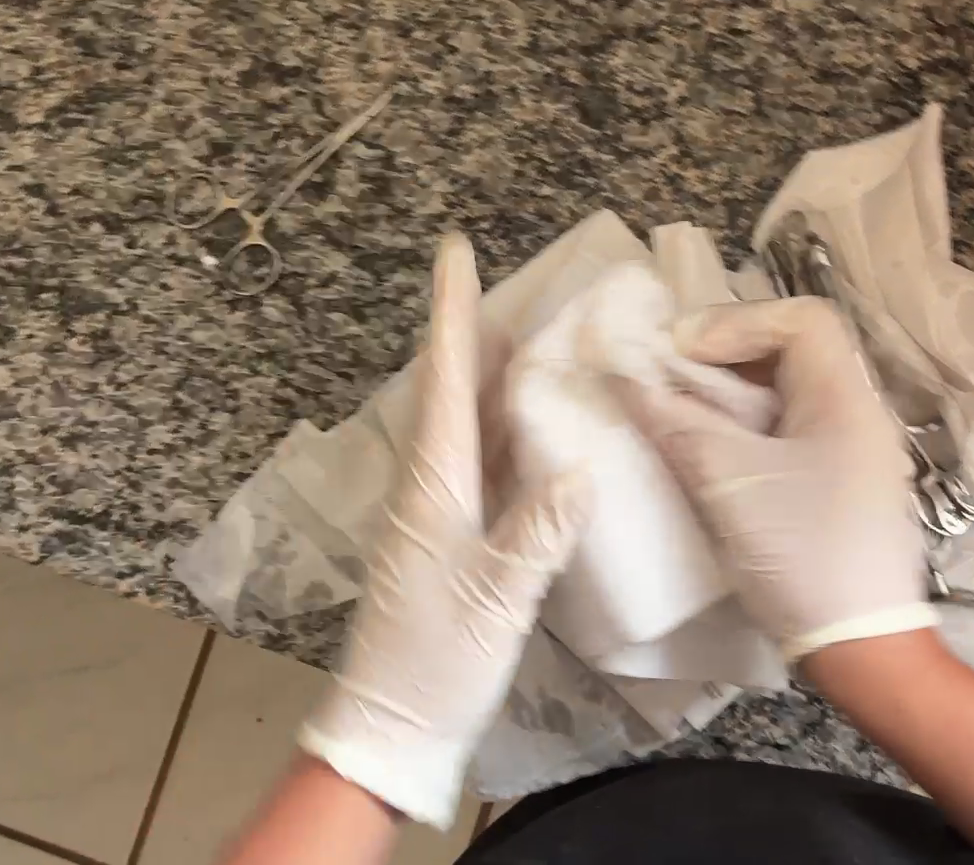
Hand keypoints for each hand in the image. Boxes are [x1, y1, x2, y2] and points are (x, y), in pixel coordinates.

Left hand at [298, 234, 587, 828]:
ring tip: (523, 336)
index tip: (454, 253)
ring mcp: (435, 505)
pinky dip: (499, 428)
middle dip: (472, 332)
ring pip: (463, 420)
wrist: (394, 720)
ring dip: (488, 375)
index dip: (452, 312)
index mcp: (432, 481)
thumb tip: (579, 469)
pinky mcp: (447, 531)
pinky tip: (525, 421)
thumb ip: (536, 533)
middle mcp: (427, 479)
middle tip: (508, 288)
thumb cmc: (437, 658)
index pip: (445, 377)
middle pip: (450, 387)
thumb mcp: (494, 599)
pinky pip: (476, 459)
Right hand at [618, 296, 937, 660]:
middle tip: (671, 376)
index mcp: (845, 399)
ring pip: (783, 386)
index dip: (736, 323)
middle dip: (723, 353)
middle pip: (789, 347)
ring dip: (727, 388)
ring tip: (681, 407)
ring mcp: (848, 446)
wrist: (862, 650)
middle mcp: (855, 411)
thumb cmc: (801, 554)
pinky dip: (740, 420)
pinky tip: (709, 444)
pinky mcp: (835, 476)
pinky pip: (784, 423)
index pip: (800, 319)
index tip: (683, 357)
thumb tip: (624, 377)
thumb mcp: (726, 480)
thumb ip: (673, 420)